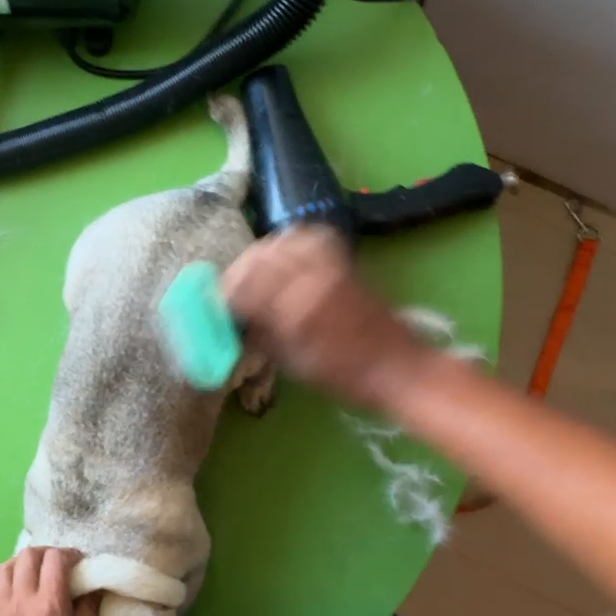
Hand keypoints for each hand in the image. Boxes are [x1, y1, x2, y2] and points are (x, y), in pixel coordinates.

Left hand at [0, 548, 99, 615]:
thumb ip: (89, 610)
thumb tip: (92, 585)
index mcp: (49, 605)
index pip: (55, 559)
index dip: (70, 554)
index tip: (80, 562)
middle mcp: (20, 602)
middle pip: (26, 556)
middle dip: (45, 553)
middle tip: (59, 565)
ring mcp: (0, 613)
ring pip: (3, 568)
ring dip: (22, 564)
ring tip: (35, 576)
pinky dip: (6, 584)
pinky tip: (18, 597)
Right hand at [221, 226, 428, 406]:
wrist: (397, 367)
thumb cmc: (343, 377)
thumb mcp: (292, 363)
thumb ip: (260, 335)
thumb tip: (234, 320)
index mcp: (295, 311)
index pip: (243, 288)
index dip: (224, 295)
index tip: (217, 306)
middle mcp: (311, 280)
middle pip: (258, 258)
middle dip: (238, 273)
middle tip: (231, 290)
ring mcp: (330, 266)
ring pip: (282, 242)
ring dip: (262, 256)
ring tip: (255, 274)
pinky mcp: (344, 262)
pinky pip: (310, 238)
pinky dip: (291, 244)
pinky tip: (285, 259)